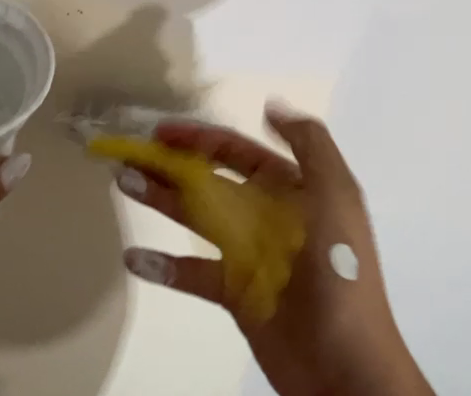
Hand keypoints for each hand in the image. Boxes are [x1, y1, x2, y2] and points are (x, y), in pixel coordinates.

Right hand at [115, 103, 432, 395]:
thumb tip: (269, 104)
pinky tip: (134, 257)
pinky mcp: (234, 293)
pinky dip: (162, 266)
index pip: (236, 151)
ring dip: (159, 198)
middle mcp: (266, 215)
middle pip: (208, 179)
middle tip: (127, 152)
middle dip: (169, 163)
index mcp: (291, 189)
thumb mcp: (337, 196)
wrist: (347, 366)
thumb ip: (309, 145)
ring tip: (123, 182)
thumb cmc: (340, 270)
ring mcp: (248, 254)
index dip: (200, 137)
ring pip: (194, 217)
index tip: (161, 131)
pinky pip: (192, 273)